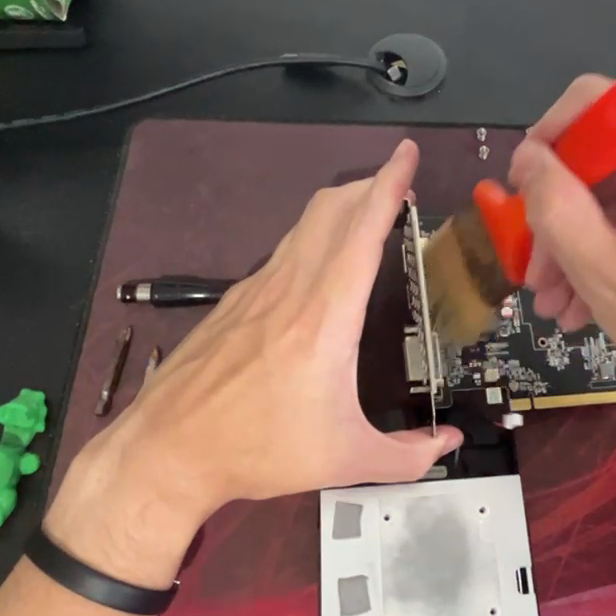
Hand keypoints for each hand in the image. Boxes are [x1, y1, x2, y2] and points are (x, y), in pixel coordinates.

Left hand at [45, 139, 462, 585]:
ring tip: (366, 213)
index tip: (404, 154)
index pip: (361, 232)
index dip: (387, 186)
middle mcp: (289, 292)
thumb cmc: (256, 451)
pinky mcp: (234, 303)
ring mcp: (256, 292)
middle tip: (397, 185)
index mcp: (324, 320)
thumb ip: (408, 454)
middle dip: (368, 185)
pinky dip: (312, 238)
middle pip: (331, 211)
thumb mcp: (345, 461)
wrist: (168, 450)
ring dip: (340, 208)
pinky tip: (319, 265)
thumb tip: (447, 442)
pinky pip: (282, 252)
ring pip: (304, 226)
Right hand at [510, 76, 615, 417]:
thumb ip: (553, 205)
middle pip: (604, 158)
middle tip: (537, 283)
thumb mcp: (603, 271)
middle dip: (562, 219)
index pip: (591, 106)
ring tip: (558, 305)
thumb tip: (526, 156)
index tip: (519, 206)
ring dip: (583, 244)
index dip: (544, 150)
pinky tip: (589, 300)